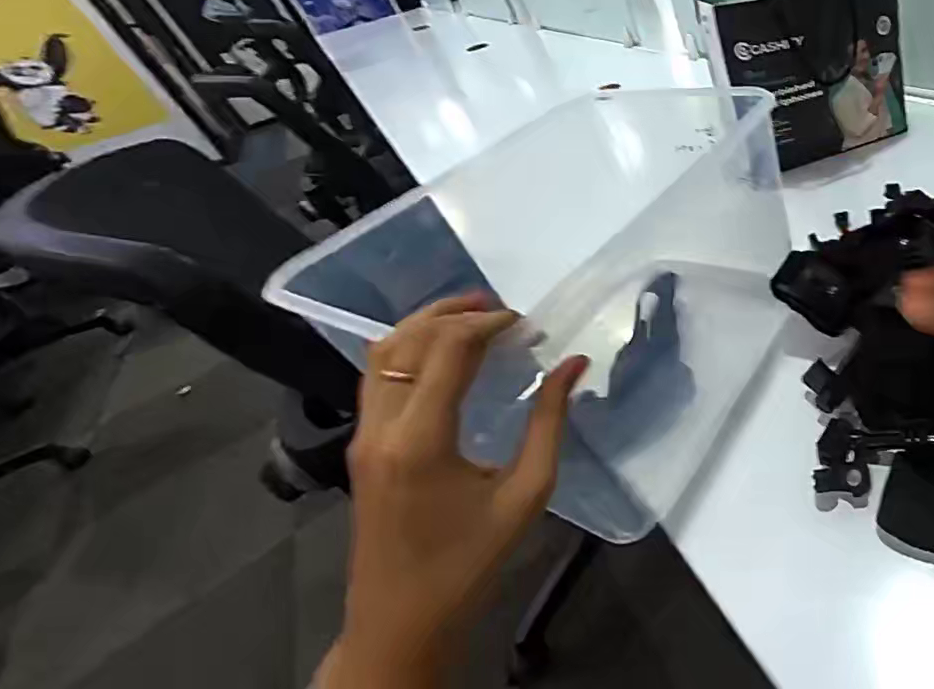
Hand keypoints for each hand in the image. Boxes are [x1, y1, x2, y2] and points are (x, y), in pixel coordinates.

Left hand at [322, 294, 586, 688]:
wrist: (400, 624)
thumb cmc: (469, 562)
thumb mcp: (526, 492)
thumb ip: (550, 421)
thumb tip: (573, 364)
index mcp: (422, 439)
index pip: (449, 349)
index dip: (488, 323)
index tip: (525, 322)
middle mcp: (382, 427)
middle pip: (410, 340)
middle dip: (456, 312)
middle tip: (501, 309)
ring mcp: (362, 435)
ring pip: (384, 352)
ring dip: (426, 323)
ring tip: (471, 313)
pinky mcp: (360, 444)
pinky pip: (376, 375)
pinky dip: (408, 346)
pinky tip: (440, 348)